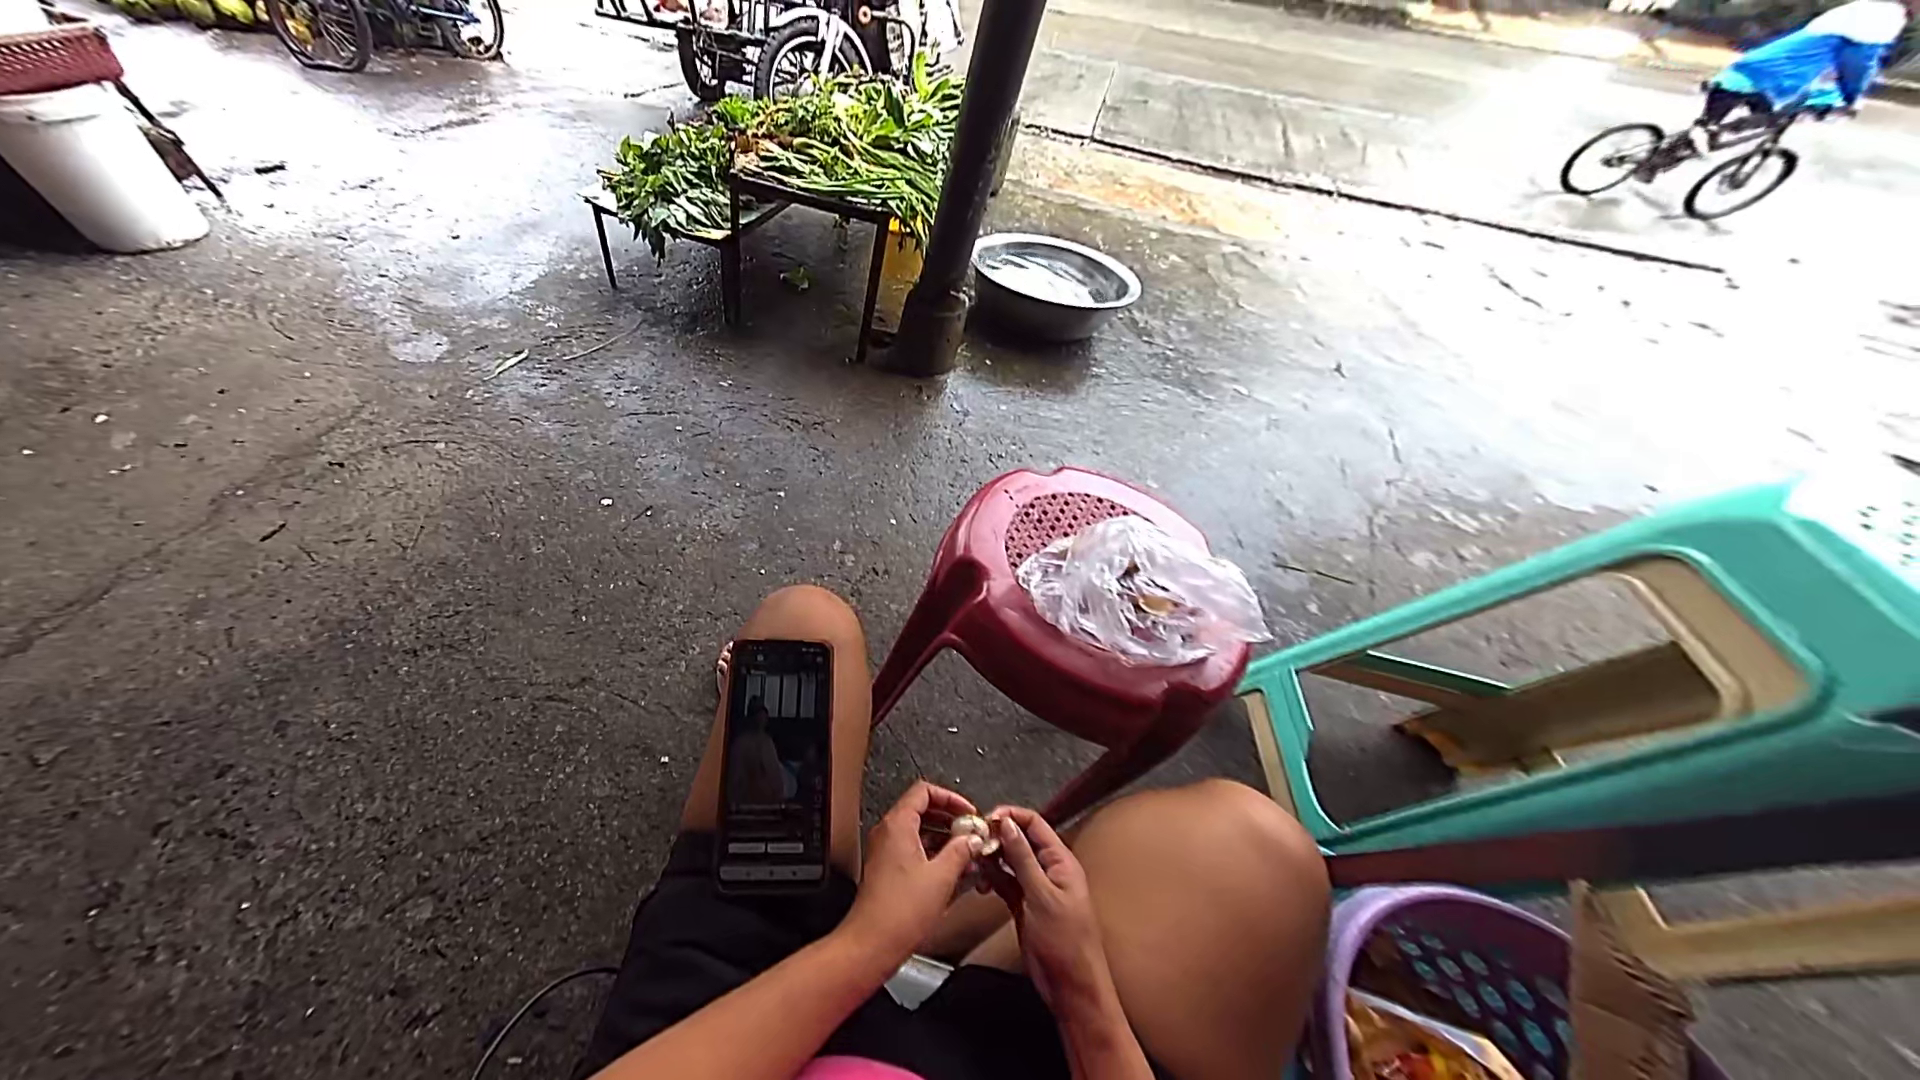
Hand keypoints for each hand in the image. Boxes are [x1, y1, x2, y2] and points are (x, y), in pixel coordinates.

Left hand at [842, 781, 983, 963]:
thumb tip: (972, 840)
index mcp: (898, 824)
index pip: (925, 791)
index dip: (951, 798)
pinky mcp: (888, 871)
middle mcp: (889, 833)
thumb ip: (961, 851)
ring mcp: (886, 852)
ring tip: (967, 853)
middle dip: (951, 819)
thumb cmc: (898, 913)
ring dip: (945, 839)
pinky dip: (934, 855)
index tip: (968, 812)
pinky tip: (953, 872)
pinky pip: (914, 851)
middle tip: (970, 832)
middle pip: (923, 809)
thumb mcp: (941, 877)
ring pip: (920, 832)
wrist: (871, 945)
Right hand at [981, 807, 1110, 1008]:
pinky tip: (982, 880)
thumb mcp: (1042, 895)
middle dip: (998, 837)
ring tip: (977, 860)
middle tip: (977, 841)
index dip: (1012, 816)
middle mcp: (1049, 870)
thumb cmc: (1068, 945)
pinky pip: (1006, 882)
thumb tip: (1009, 826)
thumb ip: (1023, 858)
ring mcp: (1036, 888)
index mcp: (1061, 861)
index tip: (989, 819)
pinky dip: (993, 878)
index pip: (1035, 824)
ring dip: (993, 858)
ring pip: (1011, 861)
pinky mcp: (1025, 905)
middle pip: (1021, 840)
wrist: (1071, 988)